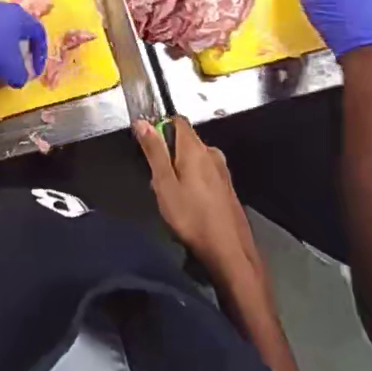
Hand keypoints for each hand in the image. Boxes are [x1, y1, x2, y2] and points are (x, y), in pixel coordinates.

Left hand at [0, 0, 47, 88]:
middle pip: (15, 36)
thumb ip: (21, 75)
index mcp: (18, 15)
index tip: (35, 73)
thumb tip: (19, 79)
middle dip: (16, 59)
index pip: (38, 32)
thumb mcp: (11, 68)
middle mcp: (1, 9)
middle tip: (13, 75)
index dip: (40, 55)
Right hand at [135, 117, 259, 278]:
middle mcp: (212, 154)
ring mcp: (222, 171)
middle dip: (167, 152)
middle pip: (184, 140)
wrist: (228, 249)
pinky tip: (185, 202)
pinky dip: (190, 179)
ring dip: (178, 168)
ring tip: (168, 194)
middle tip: (155, 178)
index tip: (147, 143)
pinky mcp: (225, 186)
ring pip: (193, 158)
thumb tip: (143, 122)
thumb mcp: (164, 183)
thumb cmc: (191, 217)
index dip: (159, 126)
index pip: (177, 121)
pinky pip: (203, 172)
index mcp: (196, 149)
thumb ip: (154, 151)